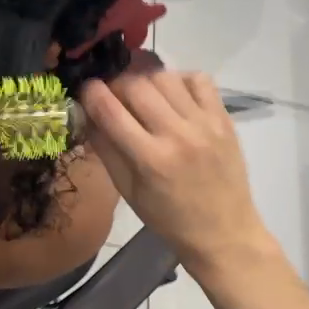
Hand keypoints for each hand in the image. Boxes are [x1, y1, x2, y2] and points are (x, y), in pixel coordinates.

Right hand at [79, 70, 275, 273]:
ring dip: (145, 81)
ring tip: (141, 95)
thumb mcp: (127, 191)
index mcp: (150, 159)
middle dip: (116, 85)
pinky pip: (200, 80)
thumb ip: (106, 151)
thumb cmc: (167, 217)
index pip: (111, 112)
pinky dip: (180, 79)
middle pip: (137, 86)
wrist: (223, 231)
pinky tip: (172, 95)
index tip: (84, 90)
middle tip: (111, 95)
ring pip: (166, 77)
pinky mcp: (224, 118)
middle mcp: (178, 135)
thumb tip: (87, 116)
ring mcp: (205, 123)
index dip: (91, 94)